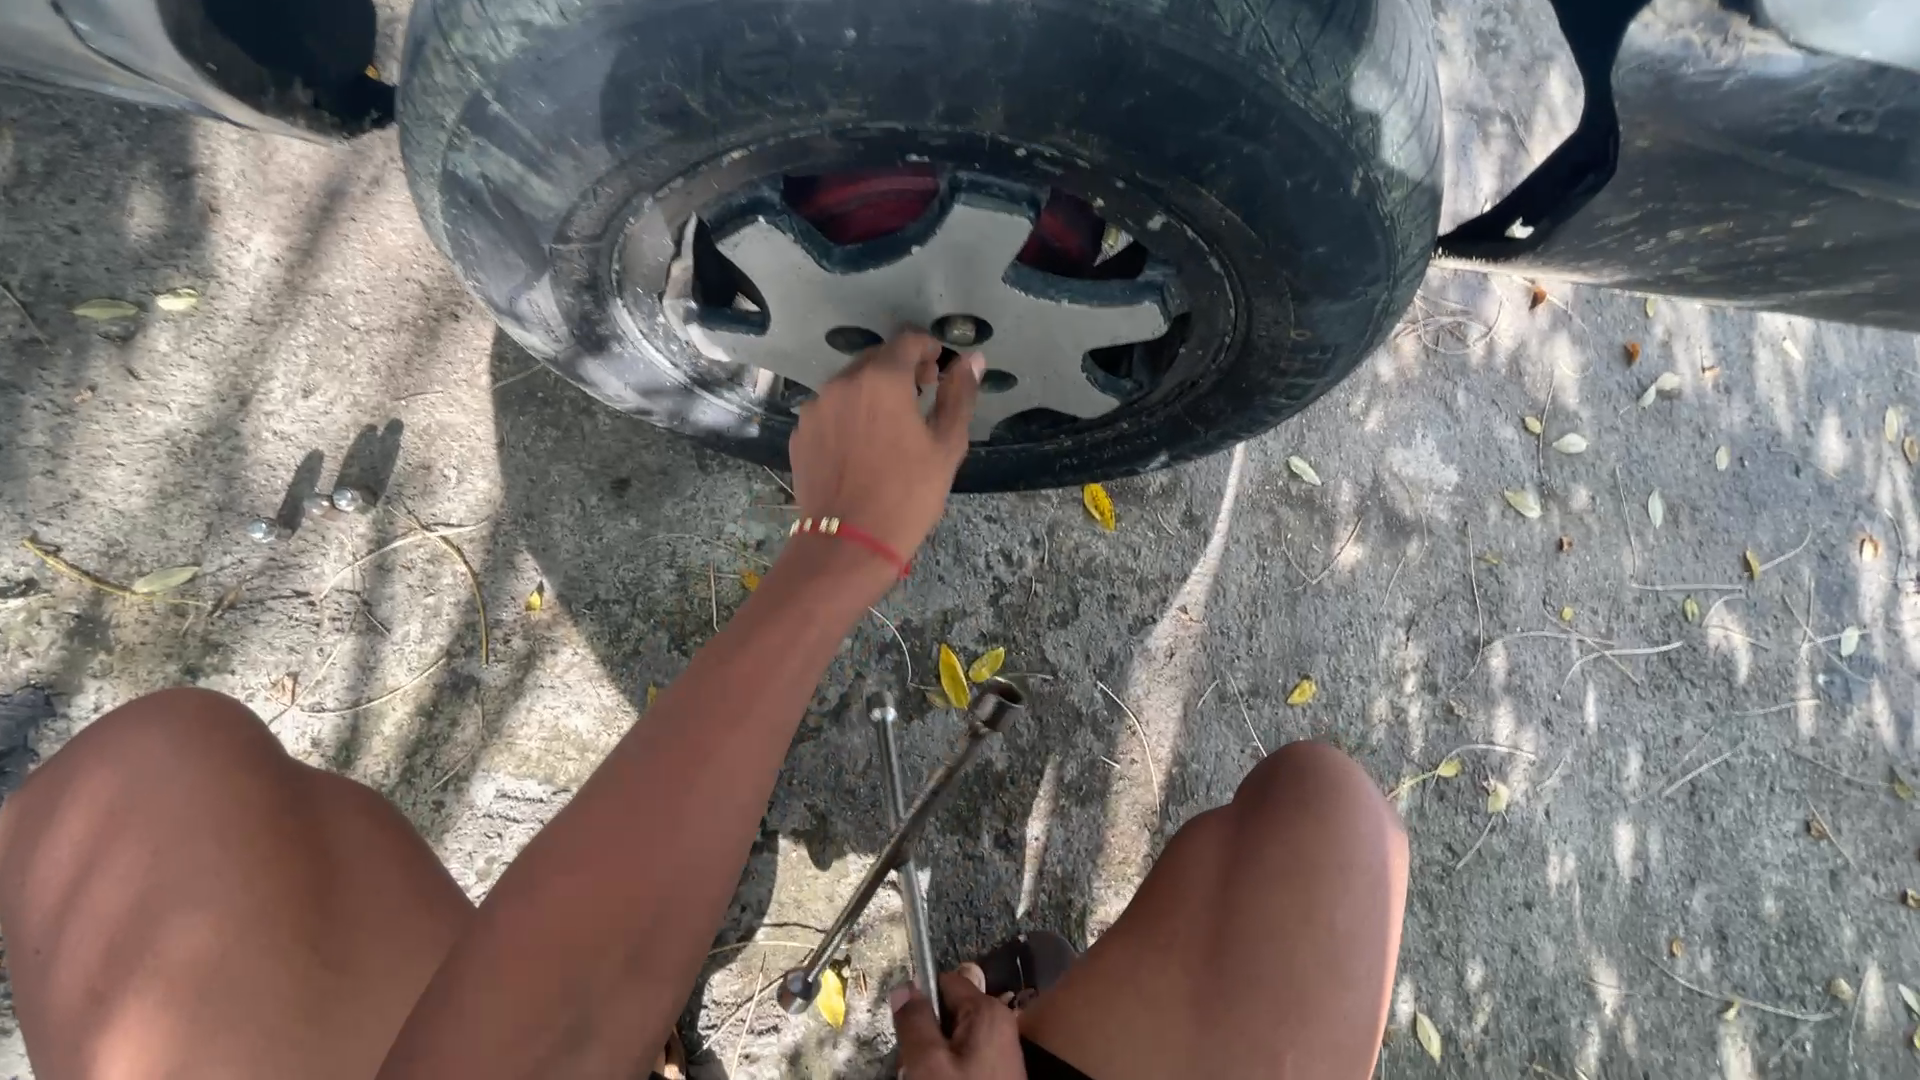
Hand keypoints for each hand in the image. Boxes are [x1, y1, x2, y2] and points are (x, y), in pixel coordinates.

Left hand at [787, 330, 982, 571]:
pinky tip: (861, 450)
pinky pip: (830, 411)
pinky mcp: (801, 433)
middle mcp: (842, 383)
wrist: (849, 543)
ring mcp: (815, 408)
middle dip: (900, 371)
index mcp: (882, 379)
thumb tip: (973, 359)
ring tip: (889, 429)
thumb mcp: (946, 446)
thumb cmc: (908, 495)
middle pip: (875, 359)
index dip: (928, 349)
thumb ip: (959, 395)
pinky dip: (848, 417)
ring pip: (849, 385)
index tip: (938, 371)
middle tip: (920, 399)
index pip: (907, 340)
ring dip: (872, 394)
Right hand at [888, 965, 1027, 1078]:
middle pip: (948, 1014)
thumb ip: (914, 1022)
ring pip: (953, 1043)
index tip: (905, 1032)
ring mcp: (1000, 1053)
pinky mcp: (997, 1076)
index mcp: (987, 1011)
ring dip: (934, 1062)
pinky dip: (948, 1074)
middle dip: (926, 1038)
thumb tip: (905, 986)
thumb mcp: (928, 1065)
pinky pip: (964, 1063)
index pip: (945, 983)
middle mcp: (999, 1025)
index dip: (920, 1003)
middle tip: (915, 1068)